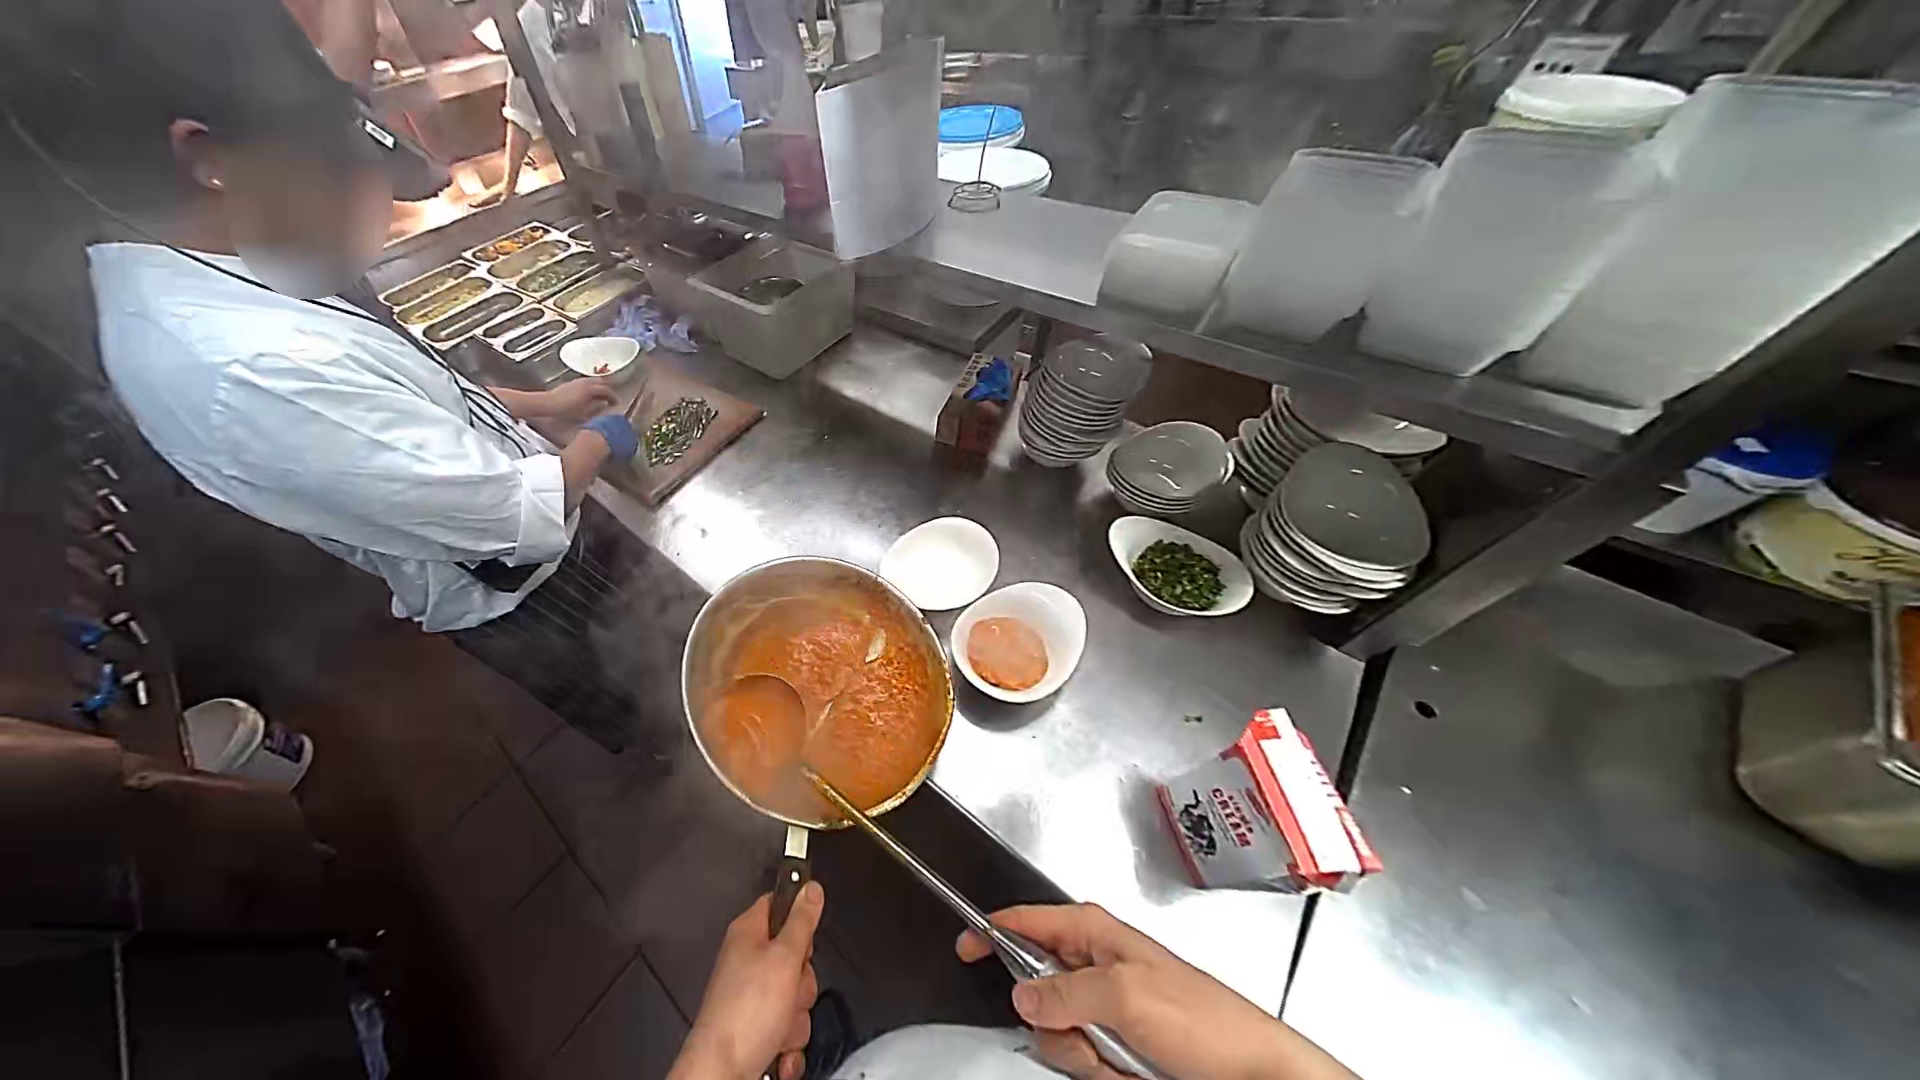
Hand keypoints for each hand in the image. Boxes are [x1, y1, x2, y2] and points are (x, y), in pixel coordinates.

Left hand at [540, 379, 621, 423]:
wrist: (548, 403)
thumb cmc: (566, 410)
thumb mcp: (585, 413)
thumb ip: (598, 407)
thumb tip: (605, 404)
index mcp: (590, 389)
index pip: (607, 390)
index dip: (613, 397)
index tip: (617, 404)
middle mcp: (586, 382)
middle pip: (602, 382)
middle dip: (609, 389)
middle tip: (611, 398)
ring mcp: (578, 381)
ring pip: (594, 380)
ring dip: (601, 387)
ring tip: (602, 396)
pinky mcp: (573, 382)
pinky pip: (588, 382)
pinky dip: (593, 386)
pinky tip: (591, 394)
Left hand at [670, 882, 823, 1079]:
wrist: (720, 1076)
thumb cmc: (742, 1017)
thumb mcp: (785, 957)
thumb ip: (803, 920)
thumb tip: (811, 888)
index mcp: (748, 933)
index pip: (780, 904)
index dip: (799, 917)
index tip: (805, 936)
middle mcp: (748, 961)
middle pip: (796, 954)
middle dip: (802, 980)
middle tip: (789, 988)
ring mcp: (752, 996)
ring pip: (796, 993)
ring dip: (796, 1015)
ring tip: (778, 1025)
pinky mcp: (757, 1026)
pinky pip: (788, 1025)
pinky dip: (788, 1041)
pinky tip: (777, 1049)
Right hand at [957, 904, 1355, 1079]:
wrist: (1249, 1070)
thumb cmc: (1200, 1019)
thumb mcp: (1127, 998)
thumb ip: (1067, 992)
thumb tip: (1022, 994)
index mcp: (1094, 932)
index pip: (1029, 920)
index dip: (994, 930)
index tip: (965, 944)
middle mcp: (1094, 961)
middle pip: (1036, 987)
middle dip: (1057, 1022)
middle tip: (1092, 1036)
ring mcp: (1103, 1001)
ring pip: (1056, 1029)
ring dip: (1084, 1052)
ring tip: (1124, 1054)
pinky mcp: (1113, 1036)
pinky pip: (1080, 1054)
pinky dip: (1099, 1069)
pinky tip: (1130, 1068)